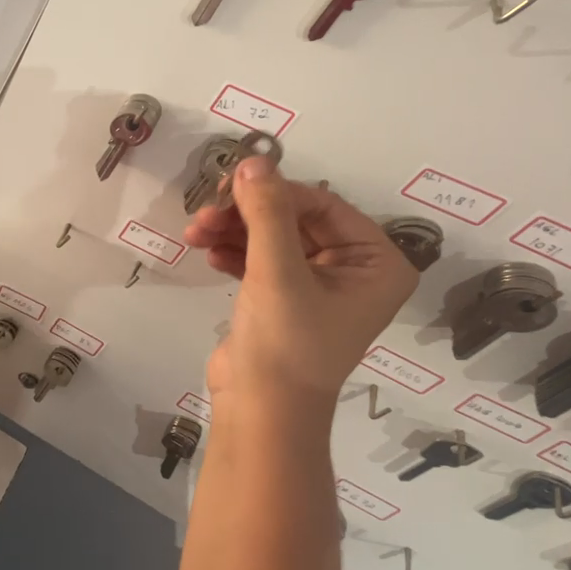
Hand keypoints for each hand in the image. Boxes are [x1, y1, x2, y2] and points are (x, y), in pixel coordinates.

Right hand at [183, 157, 417, 405]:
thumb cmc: (284, 342)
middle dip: (247, 216)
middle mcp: (354, 271)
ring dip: (233, 232)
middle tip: (204, 213)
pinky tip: (209, 254)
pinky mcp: (284, 302)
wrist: (261, 409)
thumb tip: (254, 161)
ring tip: (194, 233)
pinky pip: (261, 263)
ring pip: (273, 240)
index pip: (323, 207)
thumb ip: (266, 215)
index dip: (275, 194)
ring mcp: (317, 288)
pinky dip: (234, 254)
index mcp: (376, 263)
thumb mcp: (276, 273)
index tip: (226, 189)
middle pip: (295, 221)